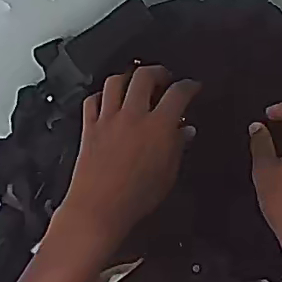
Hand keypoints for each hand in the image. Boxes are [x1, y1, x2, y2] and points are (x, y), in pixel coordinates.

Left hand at [49, 66, 199, 266]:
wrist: (99, 209)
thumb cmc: (134, 198)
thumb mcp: (168, 174)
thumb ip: (178, 147)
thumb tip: (184, 133)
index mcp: (158, 126)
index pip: (179, 93)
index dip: (189, 85)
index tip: (192, 86)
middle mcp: (133, 116)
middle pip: (145, 75)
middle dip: (158, 71)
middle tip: (164, 77)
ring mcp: (108, 120)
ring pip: (116, 81)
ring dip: (129, 77)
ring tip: (136, 82)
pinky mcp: (89, 128)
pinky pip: (92, 100)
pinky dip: (101, 95)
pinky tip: (107, 99)